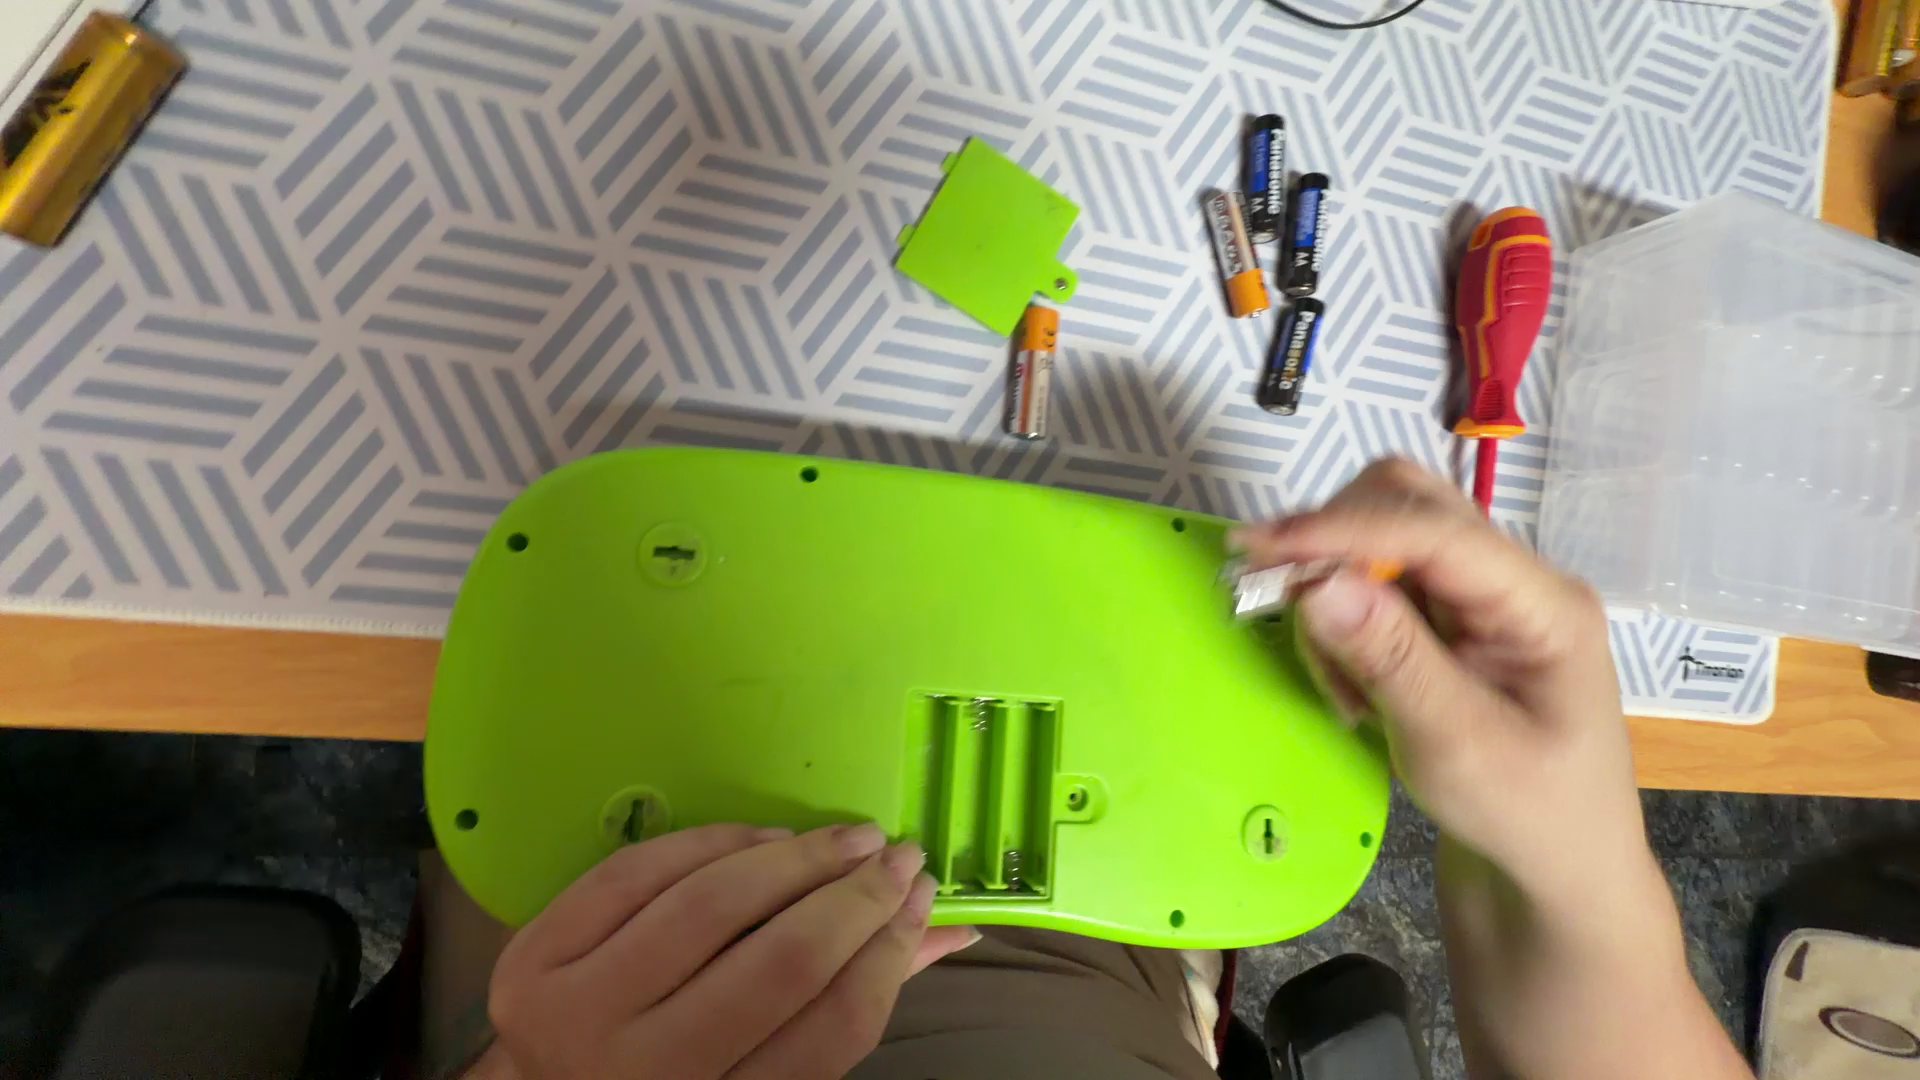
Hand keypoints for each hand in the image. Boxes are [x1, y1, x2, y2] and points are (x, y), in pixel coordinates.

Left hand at [485, 824, 978, 1079]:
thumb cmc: (686, 1078)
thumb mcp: (769, 1064)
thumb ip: (859, 997)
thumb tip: (954, 929)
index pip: (835, 1027)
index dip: (891, 948)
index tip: (922, 891)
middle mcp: (645, 1079)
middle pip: (783, 962)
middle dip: (857, 894)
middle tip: (897, 851)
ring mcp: (576, 1018)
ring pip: (713, 907)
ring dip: (798, 858)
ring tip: (847, 837)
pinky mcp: (535, 958)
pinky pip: (641, 872)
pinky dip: (716, 841)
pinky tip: (765, 837)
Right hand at [1236, 459, 1751, 1079]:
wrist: (1546, 860)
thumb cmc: (1524, 810)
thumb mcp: (1457, 744)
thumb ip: (1390, 658)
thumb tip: (1316, 583)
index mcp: (1539, 602)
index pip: (1434, 531)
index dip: (1342, 530)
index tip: (1259, 547)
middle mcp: (1503, 577)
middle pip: (1403, 503)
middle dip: (1331, 543)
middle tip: (1280, 596)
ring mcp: (1467, 592)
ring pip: (1371, 537)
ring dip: (1330, 594)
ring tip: (1342, 683)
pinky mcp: (1433, 613)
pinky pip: (1361, 581)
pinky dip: (1334, 620)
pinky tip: (1350, 682)